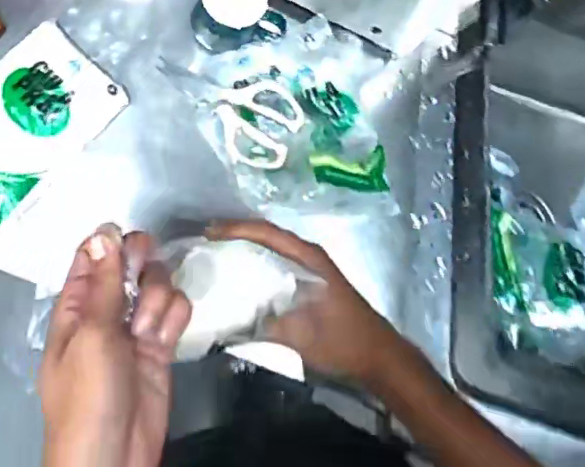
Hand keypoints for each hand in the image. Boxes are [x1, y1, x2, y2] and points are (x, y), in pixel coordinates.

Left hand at [40, 224, 192, 466]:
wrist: (113, 462)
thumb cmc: (87, 396)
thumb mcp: (91, 335)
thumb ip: (105, 281)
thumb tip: (104, 230)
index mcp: (77, 305)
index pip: (92, 255)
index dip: (111, 241)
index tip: (127, 244)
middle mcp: (107, 309)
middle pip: (130, 261)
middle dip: (141, 264)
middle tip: (141, 280)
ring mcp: (134, 327)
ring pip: (156, 282)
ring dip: (157, 297)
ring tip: (147, 329)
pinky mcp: (160, 346)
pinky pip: (175, 310)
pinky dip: (174, 316)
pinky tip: (165, 337)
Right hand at [206, 219, 412, 392]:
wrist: (377, 356)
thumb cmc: (342, 341)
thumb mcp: (303, 336)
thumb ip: (266, 326)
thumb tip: (227, 323)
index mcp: (308, 257)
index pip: (268, 233)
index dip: (238, 229)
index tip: (211, 232)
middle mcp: (307, 254)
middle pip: (267, 234)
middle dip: (237, 233)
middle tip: (206, 239)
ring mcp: (309, 266)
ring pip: (271, 246)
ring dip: (246, 245)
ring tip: (216, 252)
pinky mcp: (308, 280)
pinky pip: (277, 261)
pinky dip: (257, 261)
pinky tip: (241, 274)